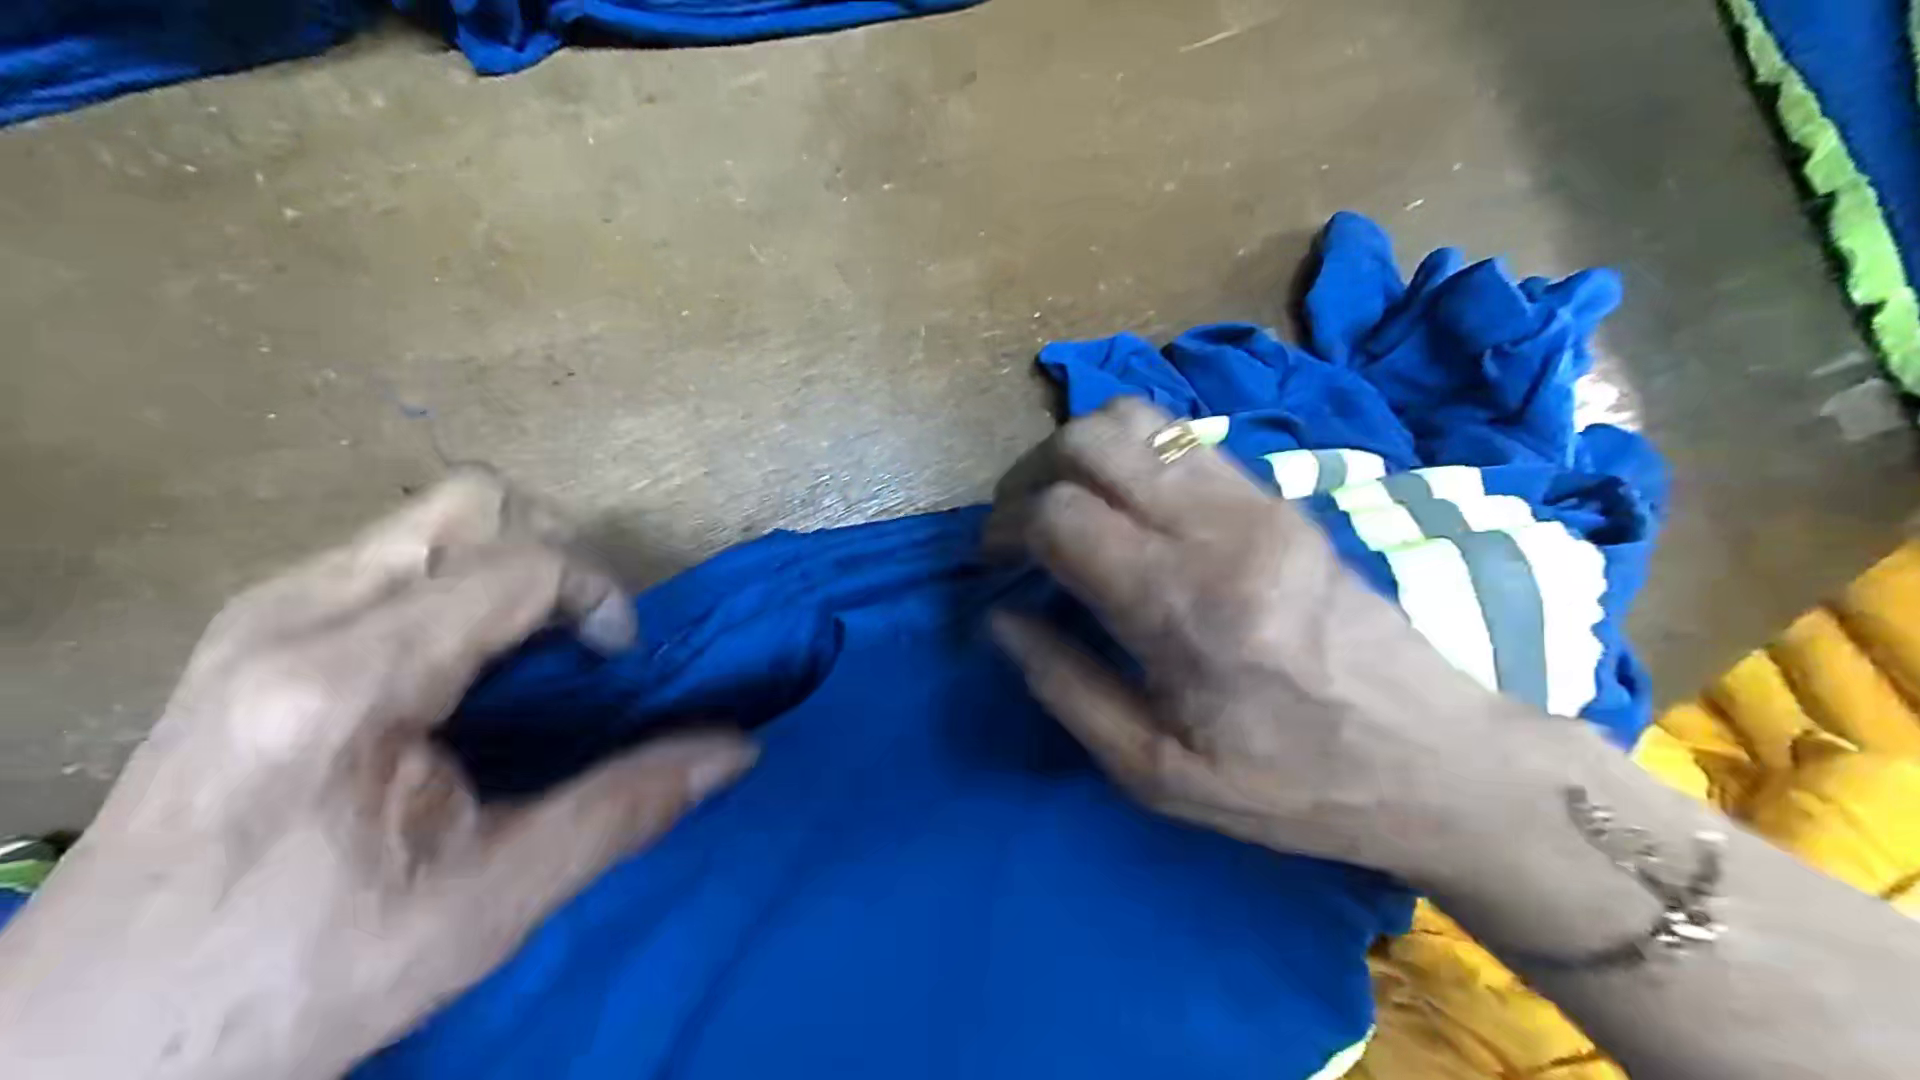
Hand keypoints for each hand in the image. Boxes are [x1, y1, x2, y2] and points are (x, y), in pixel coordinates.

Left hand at [0, 470, 756, 1079]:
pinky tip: (462, 669)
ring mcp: (261, 615)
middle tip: (576, 643)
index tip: (619, 664)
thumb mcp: (485, 908)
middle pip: (473, 507)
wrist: (77, 1051)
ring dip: (508, 569)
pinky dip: (461, 587)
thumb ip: (623, 810)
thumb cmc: (294, 981)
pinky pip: (394, 558)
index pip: (520, 566)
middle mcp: (292, 618)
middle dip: (556, 557)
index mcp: (344, 683)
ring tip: (528, 655)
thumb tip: (734, 749)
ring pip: (433, 523)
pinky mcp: (250, 633)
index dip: (601, 597)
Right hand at [988, 399, 1521, 882]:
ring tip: (1067, 504)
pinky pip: (1182, 436)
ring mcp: (1255, 499)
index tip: (994, 561)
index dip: (1005, 526)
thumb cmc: (1289, 782)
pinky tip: (1125, 504)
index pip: (1061, 512)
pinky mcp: (1279, 495)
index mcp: (1181, 605)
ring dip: (1079, 451)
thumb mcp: (1156, 772)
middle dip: (1032, 472)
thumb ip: (1065, 686)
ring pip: (1137, 418)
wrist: (1436, 759)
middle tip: (1021, 524)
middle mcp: (1217, 529)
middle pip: (1091, 439)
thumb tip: (999, 618)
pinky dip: (1130, 453)